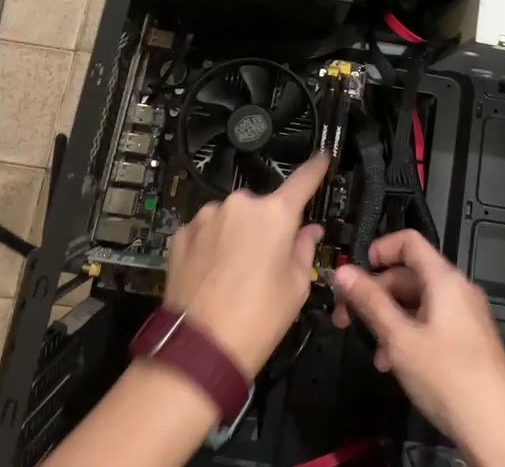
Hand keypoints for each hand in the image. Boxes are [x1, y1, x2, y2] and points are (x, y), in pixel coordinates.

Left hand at [164, 156, 327, 380]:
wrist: (200, 348)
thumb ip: (304, 249)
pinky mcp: (180, 234)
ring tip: (235, 274)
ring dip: (236, 235)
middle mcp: (239, 205)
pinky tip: (212, 275)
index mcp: (274, 214)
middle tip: (268, 261)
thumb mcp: (296, 287)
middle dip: (267, 225)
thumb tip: (308, 231)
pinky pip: (206, 232)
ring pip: (231, 218)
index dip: (316, 168)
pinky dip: (212, 246)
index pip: (303, 180)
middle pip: (262, 207)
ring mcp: (205, 217)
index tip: (323, 155)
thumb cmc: (259, 318)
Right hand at [331, 231, 504, 465]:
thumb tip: (343, 271)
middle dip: (375, 293)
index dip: (378, 249)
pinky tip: (395, 365)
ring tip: (374, 351)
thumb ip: (370, 302)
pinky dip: (408, 335)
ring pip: (418, 303)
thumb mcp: (400, 339)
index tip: (354, 272)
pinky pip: (431, 323)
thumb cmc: (448, 378)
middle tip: (346, 317)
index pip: (409, 241)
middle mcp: (458, 290)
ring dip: (389, 320)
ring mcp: (465, 316)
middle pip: (409, 275)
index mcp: (444, 279)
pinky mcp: (468, 340)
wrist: (496, 428)